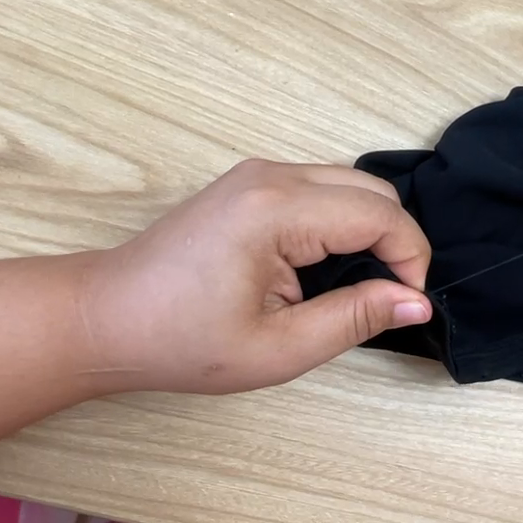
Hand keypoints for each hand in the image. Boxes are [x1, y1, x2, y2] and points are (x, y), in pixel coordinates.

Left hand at [77, 160, 432, 393]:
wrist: (105, 317)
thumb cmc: (183, 341)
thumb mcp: (279, 349)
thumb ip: (355, 319)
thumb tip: (417, 302)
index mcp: (276, 211)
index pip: (379, 215)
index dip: (410, 258)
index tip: (407, 303)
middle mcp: (272, 176)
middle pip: (373, 191)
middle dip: (397, 241)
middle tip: (389, 296)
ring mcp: (260, 173)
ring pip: (352, 185)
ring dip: (372, 230)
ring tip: (361, 284)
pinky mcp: (253, 182)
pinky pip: (325, 188)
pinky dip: (345, 222)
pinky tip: (329, 264)